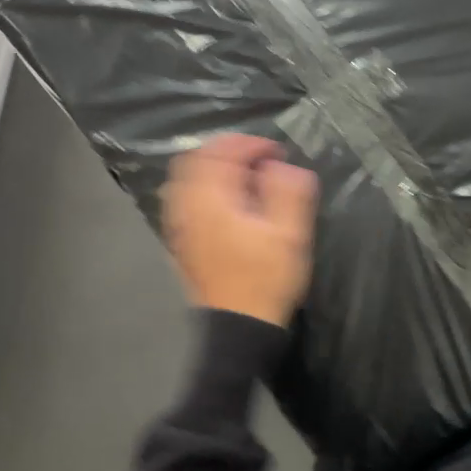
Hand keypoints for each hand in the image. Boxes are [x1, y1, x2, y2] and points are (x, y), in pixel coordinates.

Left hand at [163, 134, 318, 327]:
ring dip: (214, 167)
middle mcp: (188, 206)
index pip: (224, 152)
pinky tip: (225, 201)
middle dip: (229, 149)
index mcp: (213, 199)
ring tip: (243, 174)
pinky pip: (184, 198)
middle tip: (259, 156)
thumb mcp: (290, 233)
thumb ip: (288, 191)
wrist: (239, 326)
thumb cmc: (267, 278)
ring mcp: (180, 225)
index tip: (279, 152)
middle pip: (197, 158)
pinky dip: (203, 187)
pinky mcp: (181, 241)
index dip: (252, 144)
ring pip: (186, 178)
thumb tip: (281, 165)